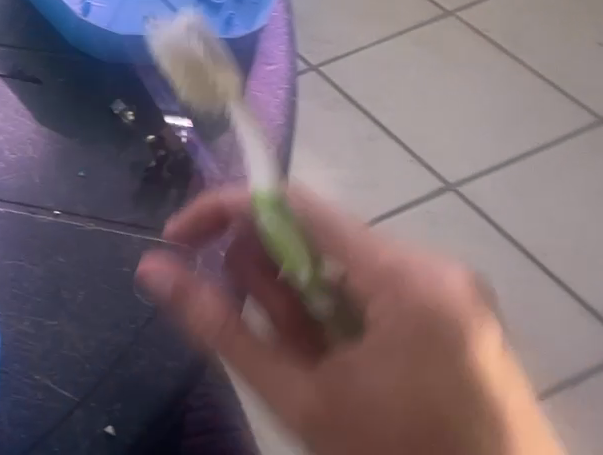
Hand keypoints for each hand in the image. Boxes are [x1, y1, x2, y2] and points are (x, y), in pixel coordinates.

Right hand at [137, 186, 563, 454]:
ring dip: (296, 305)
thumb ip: (218, 325)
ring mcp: (447, 289)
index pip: (287, 203)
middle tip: (269, 342)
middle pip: (306, 236)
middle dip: (268, 281)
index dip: (220, 211)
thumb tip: (150, 266)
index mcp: (403, 278)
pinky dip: (328, 315)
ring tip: (308, 366)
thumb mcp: (299, 397)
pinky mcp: (453, 310)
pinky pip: (360, 284)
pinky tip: (334, 364)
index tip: (176, 242)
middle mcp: (431, 267)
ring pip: (329, 263)